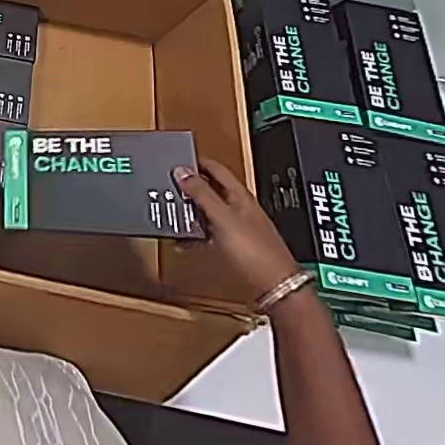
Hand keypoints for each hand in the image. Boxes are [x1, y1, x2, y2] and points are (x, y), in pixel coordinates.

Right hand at [173, 157, 301, 300]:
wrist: (274, 285)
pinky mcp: (233, 245)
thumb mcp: (222, 217)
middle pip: (211, 189)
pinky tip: (184, 240)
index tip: (178, 160)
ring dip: (191, 211)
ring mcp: (236, 227)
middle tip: (171, 186)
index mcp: (239, 195)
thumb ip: (202, 193)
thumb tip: (183, 171)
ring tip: (174, 211)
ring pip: (208, 212)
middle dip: (190, 187)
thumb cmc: (256, 251)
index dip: (197, 162)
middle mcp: (238, 208)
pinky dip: (195, 235)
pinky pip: (208, 234)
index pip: (216, 168)